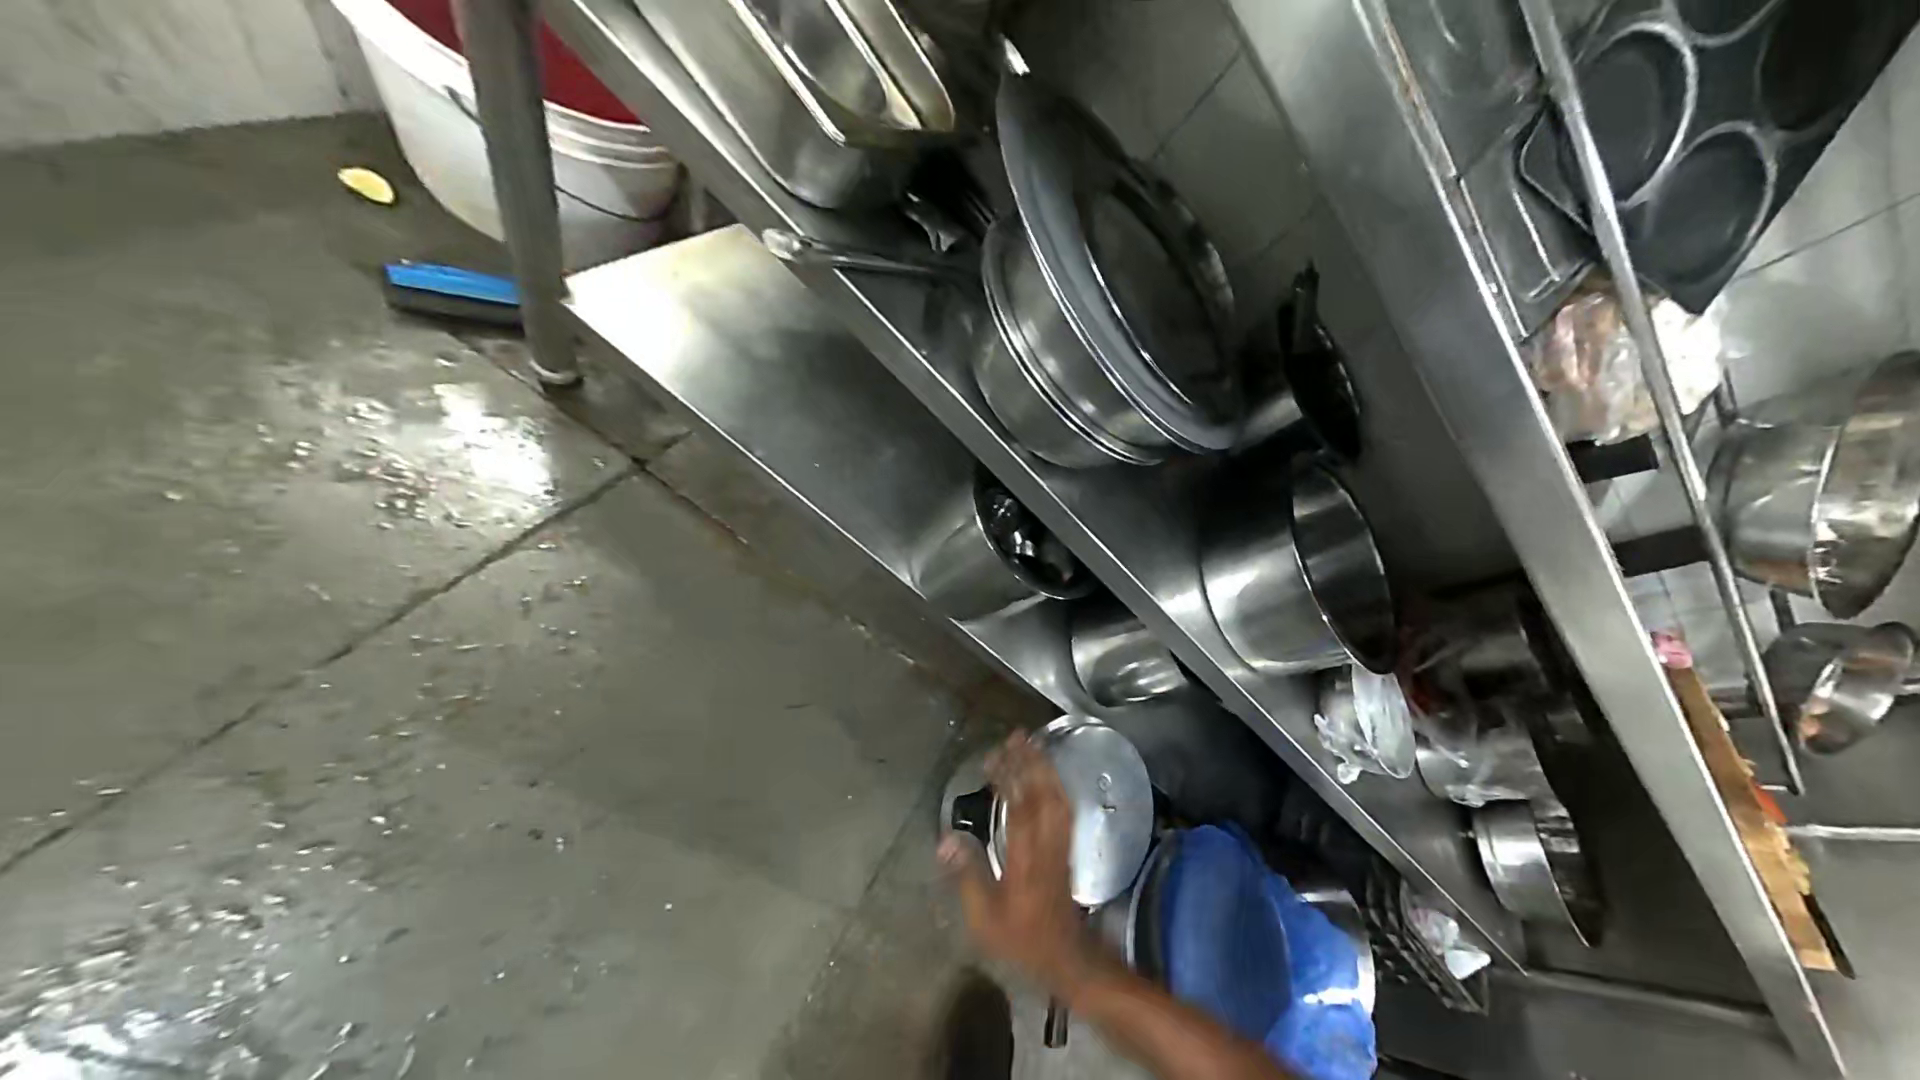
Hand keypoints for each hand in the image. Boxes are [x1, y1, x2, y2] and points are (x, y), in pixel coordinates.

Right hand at [939, 732, 1108, 997]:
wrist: (1066, 956)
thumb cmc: (1021, 937)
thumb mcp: (985, 916)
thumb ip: (967, 875)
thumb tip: (946, 839)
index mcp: (1025, 855)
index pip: (1017, 805)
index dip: (1007, 778)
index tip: (992, 757)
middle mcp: (1047, 842)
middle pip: (1041, 792)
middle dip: (1029, 761)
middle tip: (1016, 736)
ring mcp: (1062, 843)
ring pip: (1056, 796)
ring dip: (1044, 768)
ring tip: (1031, 745)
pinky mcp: (1068, 847)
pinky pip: (1064, 806)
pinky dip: (1055, 784)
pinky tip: (1047, 776)